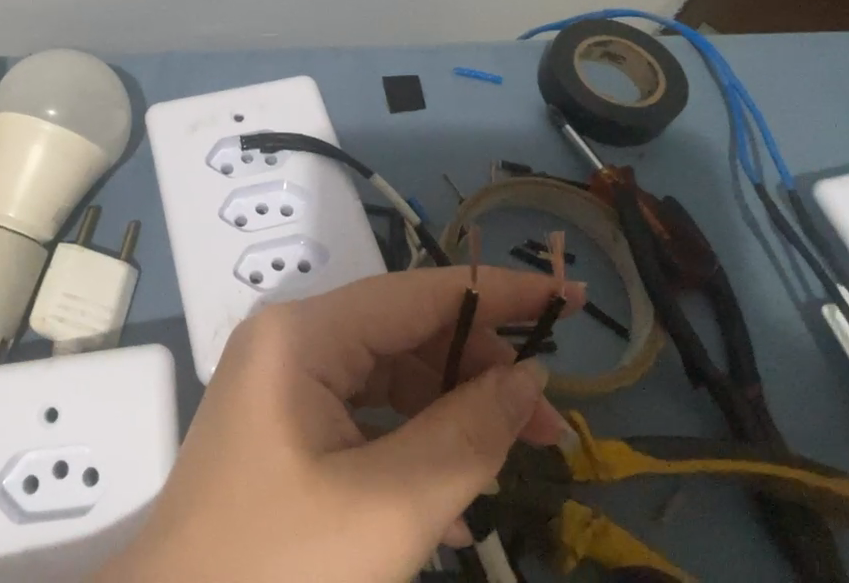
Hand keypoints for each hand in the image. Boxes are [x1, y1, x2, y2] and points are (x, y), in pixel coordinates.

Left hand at [95, 267, 582, 582]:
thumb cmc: (280, 565)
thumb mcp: (389, 506)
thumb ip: (467, 433)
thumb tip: (529, 378)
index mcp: (301, 335)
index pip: (417, 292)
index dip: (497, 293)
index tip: (569, 298)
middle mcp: (288, 342)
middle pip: (404, 333)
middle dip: (479, 373)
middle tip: (550, 427)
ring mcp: (281, 383)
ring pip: (388, 377)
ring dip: (450, 416)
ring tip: (510, 463)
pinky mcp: (282, 425)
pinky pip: (363, 416)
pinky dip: (411, 446)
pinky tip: (452, 503)